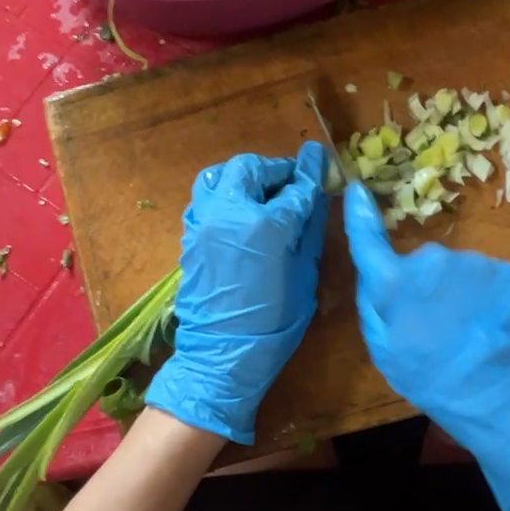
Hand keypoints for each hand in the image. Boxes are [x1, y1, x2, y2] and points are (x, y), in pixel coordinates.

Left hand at [145, 143, 327, 444]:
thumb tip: (317, 195)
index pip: (295, 187)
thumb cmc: (275, 321)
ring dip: (244, 176)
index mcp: (267, 225)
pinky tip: (239, 211)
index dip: (310, 172)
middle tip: (291, 181)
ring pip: (220, 176)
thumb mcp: (304, 274)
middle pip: (251, 169)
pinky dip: (224, 194)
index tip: (319, 158)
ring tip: (261, 191)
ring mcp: (204, 221)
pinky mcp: (190, 235)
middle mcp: (230, 212)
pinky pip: (205, 198)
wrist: (224, 352)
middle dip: (273, 170)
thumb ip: (309, 228)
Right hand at [343, 185, 509, 510]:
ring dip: (463, 296)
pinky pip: (492, 280)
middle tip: (437, 329)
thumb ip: (374, 305)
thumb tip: (373, 271)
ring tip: (470, 335)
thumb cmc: (430, 378)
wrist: (498, 395)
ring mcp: (477, 264)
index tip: (356, 191)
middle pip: (426, 266)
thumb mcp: (384, 351)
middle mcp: (434, 261)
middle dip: (430, 289)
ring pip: (462, 273)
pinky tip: (493, 329)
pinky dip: (492, 299)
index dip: (360, 216)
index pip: (370, 242)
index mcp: (397, 283)